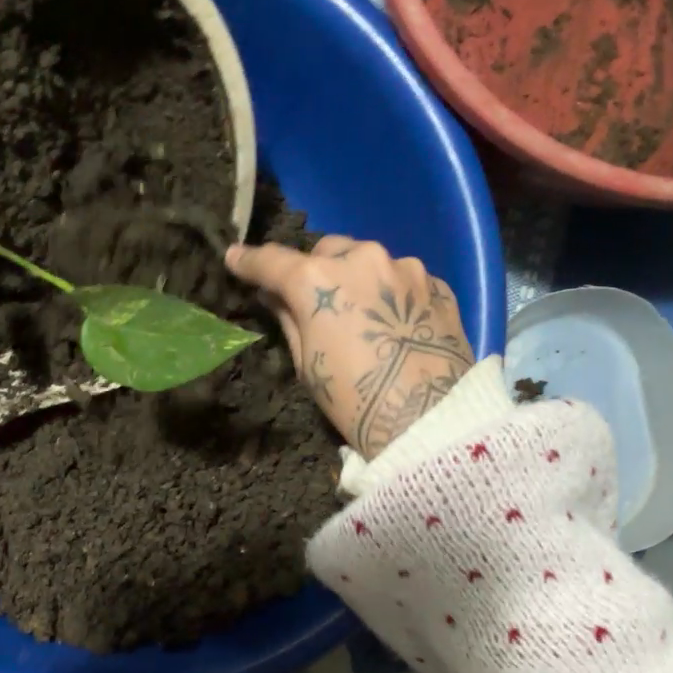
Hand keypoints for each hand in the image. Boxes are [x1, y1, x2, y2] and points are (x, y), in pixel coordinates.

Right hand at [227, 238, 474, 458]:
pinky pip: (403, 280)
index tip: (235, 259)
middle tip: (315, 302)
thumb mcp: (307, 366)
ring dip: (359, 280)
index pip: (273, 261)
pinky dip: (392, 295)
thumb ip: (289, 320)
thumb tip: (275, 296)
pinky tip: (395, 326)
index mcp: (317, 279)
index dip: (249, 261)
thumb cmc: (354, 401)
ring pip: (369, 261)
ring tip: (362, 316)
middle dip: (317, 271)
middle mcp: (362, 258)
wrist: (429, 420)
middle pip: (327, 252)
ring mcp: (405, 268)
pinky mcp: (437, 285)